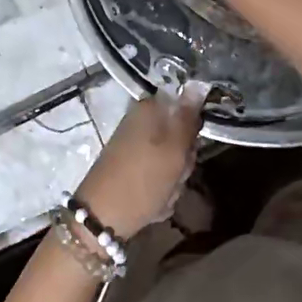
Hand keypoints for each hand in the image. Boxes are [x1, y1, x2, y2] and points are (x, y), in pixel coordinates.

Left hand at [74, 86, 207, 235]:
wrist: (102, 218)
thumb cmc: (142, 180)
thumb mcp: (173, 149)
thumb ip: (188, 116)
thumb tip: (198, 82)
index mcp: (148, 110)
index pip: (186, 104)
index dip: (193, 127)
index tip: (192, 144)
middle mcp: (140, 123)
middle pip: (180, 135)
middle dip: (184, 158)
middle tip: (178, 172)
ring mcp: (135, 146)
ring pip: (173, 159)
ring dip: (175, 179)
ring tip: (165, 191)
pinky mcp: (131, 168)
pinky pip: (159, 175)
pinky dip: (161, 190)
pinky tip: (155, 202)